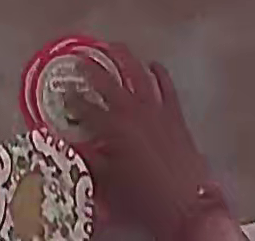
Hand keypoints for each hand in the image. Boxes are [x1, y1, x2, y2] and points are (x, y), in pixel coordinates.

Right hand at [74, 45, 227, 240]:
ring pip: (137, 74)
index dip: (73, 99)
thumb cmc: (147, 199)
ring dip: (124, 58)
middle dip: (91, 70)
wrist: (189, 207)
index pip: (86, 108)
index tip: (64, 91)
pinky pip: (166, 85)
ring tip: (113, 46)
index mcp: (114, 128)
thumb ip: (92, 162)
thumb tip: (75, 148)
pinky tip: (153, 64)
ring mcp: (155, 108)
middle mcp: (132, 111)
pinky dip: (159, 72)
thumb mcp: (112, 185)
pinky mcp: (174, 112)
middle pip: (108, 83)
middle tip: (80, 60)